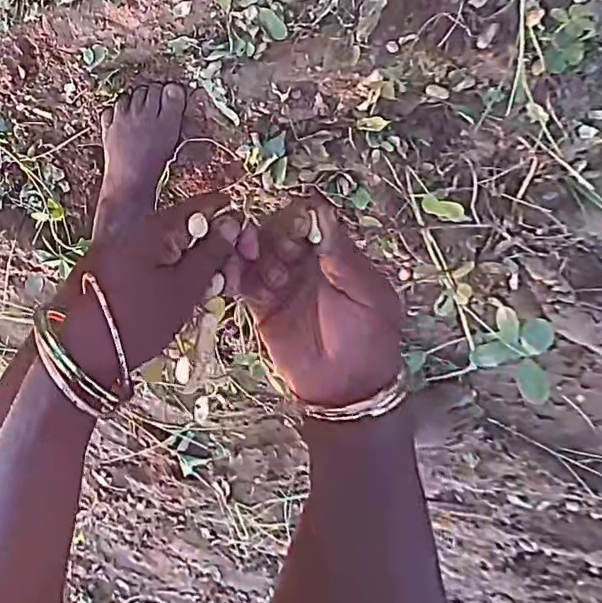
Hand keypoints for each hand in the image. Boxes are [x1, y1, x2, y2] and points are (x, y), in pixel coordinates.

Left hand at [56, 192, 247, 386]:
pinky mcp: (116, 268)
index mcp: (158, 226)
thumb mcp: (184, 289)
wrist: (77, 355)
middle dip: (216, 253)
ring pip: (175, 249)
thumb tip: (231, 221)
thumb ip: (212, 252)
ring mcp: (126, 247)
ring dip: (197, 269)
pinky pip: (156, 263)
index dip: (233, 225)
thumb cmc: (137, 321)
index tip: (248, 253)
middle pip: (192, 228)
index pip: (208, 207)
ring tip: (204, 300)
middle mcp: (140, 228)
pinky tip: (180, 304)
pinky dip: (173, 277)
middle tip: (227, 286)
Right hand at [239, 196, 404, 408]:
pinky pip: (241, 282)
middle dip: (269, 235)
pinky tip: (231, 274)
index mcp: (331, 253)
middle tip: (271, 250)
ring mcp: (279, 282)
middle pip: (275, 232)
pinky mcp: (260, 305)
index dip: (296, 220)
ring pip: (255, 253)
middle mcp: (302, 262)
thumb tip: (324, 212)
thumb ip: (344, 258)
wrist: (349, 390)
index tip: (293, 231)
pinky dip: (233, 274)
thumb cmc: (369, 339)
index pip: (307, 222)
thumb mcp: (368, 295)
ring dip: (247, 250)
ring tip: (247, 258)